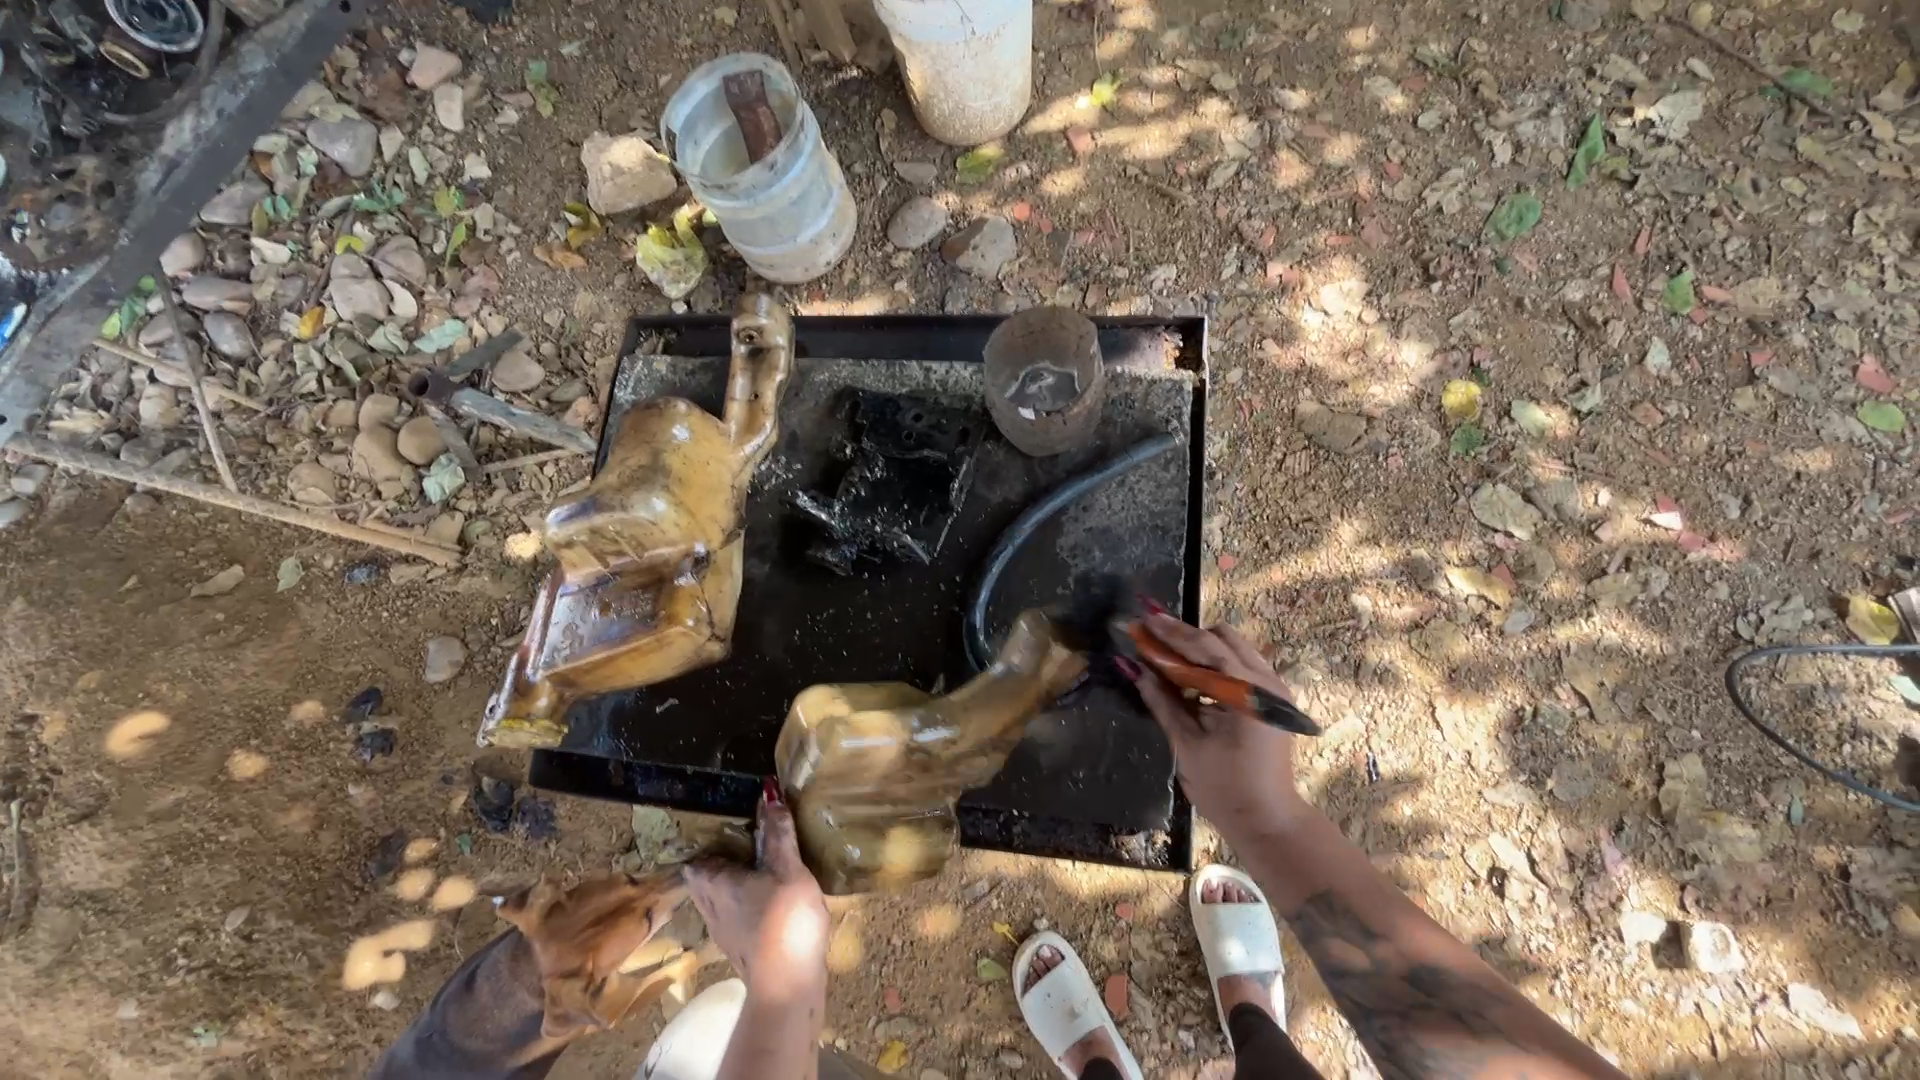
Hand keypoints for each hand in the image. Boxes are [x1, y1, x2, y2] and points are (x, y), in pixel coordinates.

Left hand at [685, 782, 829, 1000]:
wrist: (788, 985)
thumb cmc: (784, 919)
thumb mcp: (787, 867)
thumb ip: (778, 832)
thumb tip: (768, 792)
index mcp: (714, 882)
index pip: (698, 857)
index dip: (710, 841)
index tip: (731, 827)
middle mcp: (710, 907)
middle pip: (706, 878)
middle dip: (722, 861)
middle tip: (749, 842)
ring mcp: (723, 932)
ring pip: (719, 900)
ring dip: (734, 884)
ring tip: (760, 868)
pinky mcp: (740, 949)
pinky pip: (735, 917)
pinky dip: (746, 904)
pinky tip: (769, 901)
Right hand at [1122, 612, 1308, 832]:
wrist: (1267, 820)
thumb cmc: (1224, 788)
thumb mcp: (1187, 743)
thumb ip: (1161, 700)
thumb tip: (1133, 667)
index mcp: (1248, 693)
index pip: (1204, 648)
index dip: (1170, 633)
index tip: (1143, 619)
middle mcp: (1267, 683)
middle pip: (1221, 639)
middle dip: (1184, 636)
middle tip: (1151, 635)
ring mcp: (1275, 690)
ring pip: (1233, 648)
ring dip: (1200, 648)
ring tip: (1167, 655)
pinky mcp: (1273, 699)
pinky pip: (1241, 665)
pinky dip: (1214, 663)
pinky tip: (1191, 676)